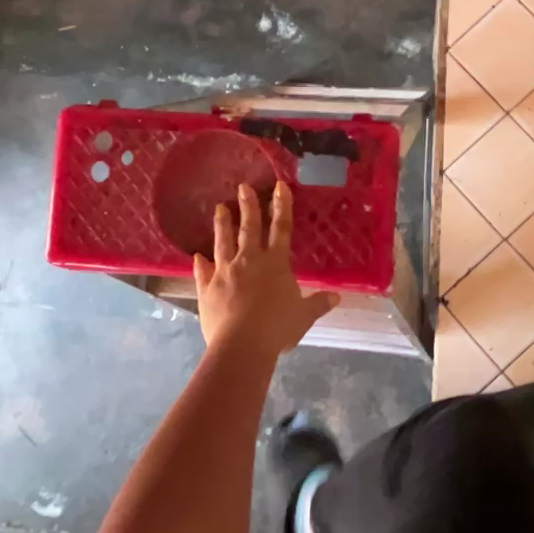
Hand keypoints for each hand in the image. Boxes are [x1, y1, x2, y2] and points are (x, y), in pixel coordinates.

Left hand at [192, 183, 337, 358]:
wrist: (242, 345)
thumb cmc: (277, 328)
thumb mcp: (303, 316)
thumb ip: (318, 304)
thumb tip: (337, 296)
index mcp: (275, 263)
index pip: (281, 228)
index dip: (282, 206)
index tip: (279, 186)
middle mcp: (249, 261)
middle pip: (249, 228)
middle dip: (248, 205)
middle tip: (242, 187)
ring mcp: (225, 272)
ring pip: (223, 242)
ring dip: (222, 224)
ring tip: (218, 208)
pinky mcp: (207, 288)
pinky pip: (203, 272)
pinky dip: (201, 264)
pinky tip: (197, 256)